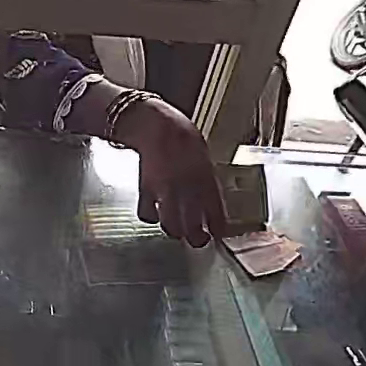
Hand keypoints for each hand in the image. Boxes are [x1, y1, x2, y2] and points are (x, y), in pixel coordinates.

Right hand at [114, 97, 227, 246]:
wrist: (158, 126)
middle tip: (197, 239)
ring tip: (177, 230)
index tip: (218, 235)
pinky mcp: (146, 190)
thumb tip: (208, 202)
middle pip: (193, 228)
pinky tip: (155, 214)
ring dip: (175, 231)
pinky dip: (151, 217)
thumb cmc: (183, 137)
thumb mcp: (204, 160)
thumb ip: (206, 182)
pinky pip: (148, 214)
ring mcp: (166, 191)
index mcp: (206, 181)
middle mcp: (188, 190)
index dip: (218, 229)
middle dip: (196, 239)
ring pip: (171, 226)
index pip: (216, 215)